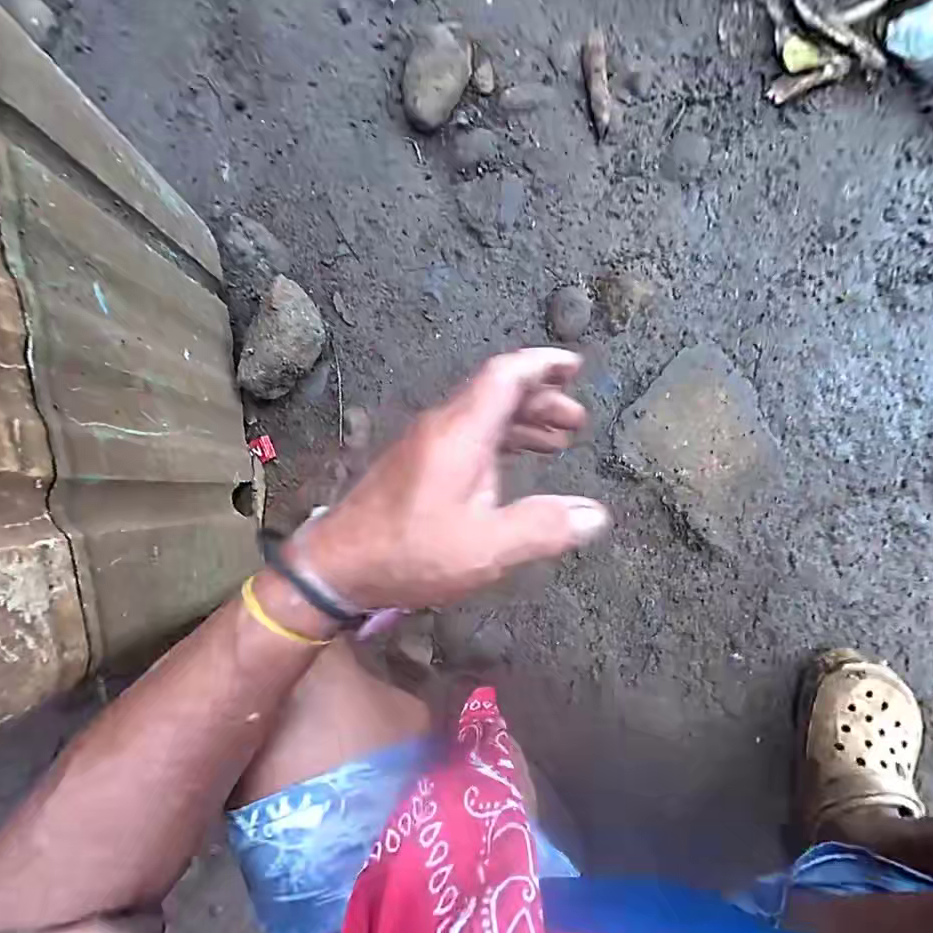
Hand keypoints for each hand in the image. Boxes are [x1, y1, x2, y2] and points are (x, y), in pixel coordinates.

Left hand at [290, 346, 609, 609]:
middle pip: (497, 392)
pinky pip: (469, 435)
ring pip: (483, 414)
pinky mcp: (419, 464)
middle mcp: (443, 428)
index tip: (574, 366)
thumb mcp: (487, 548)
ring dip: (523, 420)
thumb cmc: (410, 555)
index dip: (543, 365)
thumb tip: (596, 516)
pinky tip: (515, 461)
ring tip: (558, 439)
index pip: (505, 376)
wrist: (336, 567)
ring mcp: (427, 445)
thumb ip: (543, 528)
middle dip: (542, 398)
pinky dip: (501, 439)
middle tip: (577, 420)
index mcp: (460, 435)